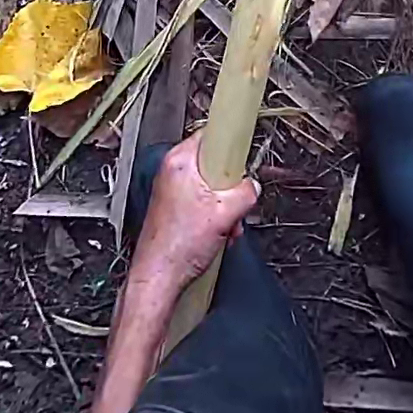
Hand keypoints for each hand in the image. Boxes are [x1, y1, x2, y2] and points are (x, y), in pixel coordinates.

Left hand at [130, 132, 258, 294]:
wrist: (159, 277)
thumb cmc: (177, 246)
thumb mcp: (224, 214)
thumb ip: (245, 193)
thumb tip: (253, 186)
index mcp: (180, 161)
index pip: (210, 135)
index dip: (230, 145)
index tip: (242, 154)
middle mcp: (172, 170)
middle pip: (214, 163)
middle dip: (230, 186)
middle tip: (234, 202)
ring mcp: (172, 188)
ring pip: (210, 185)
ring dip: (225, 204)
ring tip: (226, 224)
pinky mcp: (174, 206)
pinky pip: (202, 200)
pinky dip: (214, 214)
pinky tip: (219, 232)